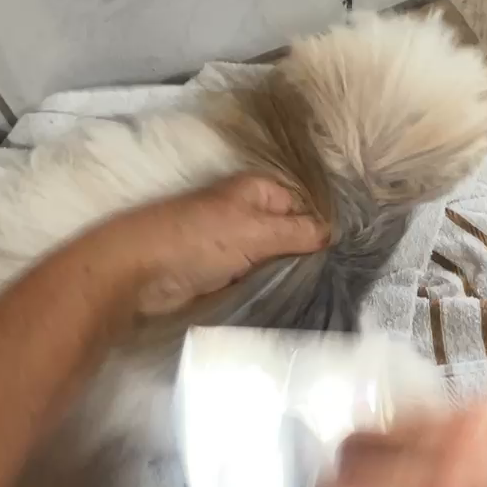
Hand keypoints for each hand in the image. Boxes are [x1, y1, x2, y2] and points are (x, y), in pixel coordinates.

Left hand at [98, 175, 330, 316]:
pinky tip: (294, 297)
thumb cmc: (198, 241)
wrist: (139, 272)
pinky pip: (259, 274)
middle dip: (310, 251)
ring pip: (278, 255)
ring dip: (292, 271)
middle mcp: (249, 211)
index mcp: (258, 190)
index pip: (305, 204)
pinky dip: (272, 283)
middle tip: (339, 275)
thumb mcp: (257, 232)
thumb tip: (334, 234)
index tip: (347, 253)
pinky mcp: (225, 270)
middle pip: (293, 230)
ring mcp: (236, 241)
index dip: (323, 226)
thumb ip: (299, 232)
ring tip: (323, 289)